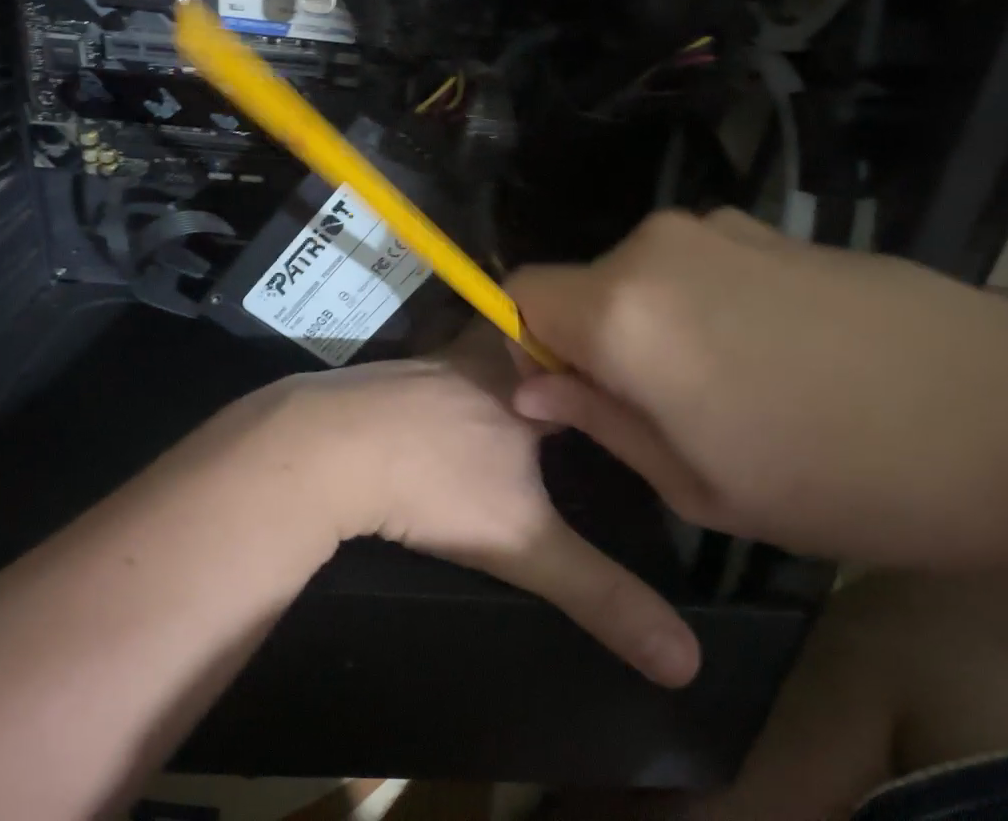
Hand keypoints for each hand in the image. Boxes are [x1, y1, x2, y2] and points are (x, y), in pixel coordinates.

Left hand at [252, 328, 701, 687]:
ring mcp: (424, 363)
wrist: (321, 450)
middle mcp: (479, 357)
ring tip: (517, 400)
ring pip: (475, 351)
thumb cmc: (435, 486)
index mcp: (526, 384)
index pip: (583, 358)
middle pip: (529, 342)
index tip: (626, 381)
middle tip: (574, 385)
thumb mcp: (524, 545)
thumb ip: (601, 595)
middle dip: (551, 359)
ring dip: (496, 368)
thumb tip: (686, 664)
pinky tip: (433, 419)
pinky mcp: (378, 378)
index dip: (604, 368)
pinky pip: (427, 373)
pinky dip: (440, 387)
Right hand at [507, 210, 1007, 569]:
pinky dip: (709, 308)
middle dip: (596, 343)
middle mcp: (661, 246)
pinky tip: (782, 362)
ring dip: (656, 327)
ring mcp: (728, 228)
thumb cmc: (835, 479)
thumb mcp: (695, 485)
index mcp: (623, 309)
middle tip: (659, 417)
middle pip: (586, 285)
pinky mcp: (783, 230)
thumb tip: (537, 390)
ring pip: (646, 277)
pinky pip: (705, 266)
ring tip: (730, 394)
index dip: (529, 350)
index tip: (571, 402)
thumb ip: (602, 422)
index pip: (519, 296)